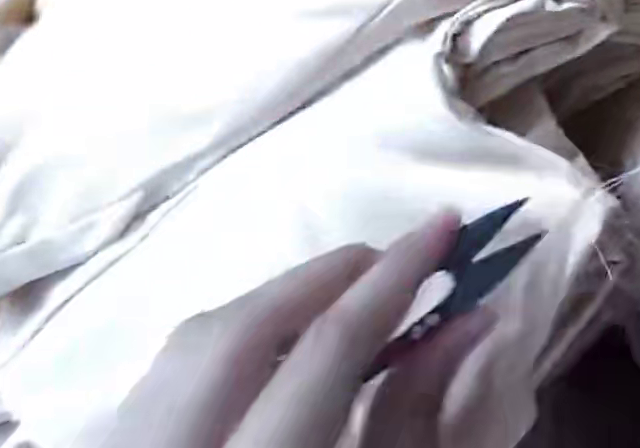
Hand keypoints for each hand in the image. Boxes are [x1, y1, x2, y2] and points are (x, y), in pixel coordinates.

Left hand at [100, 212, 494, 447]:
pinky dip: (238, 339)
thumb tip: (472, 318)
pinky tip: (281, 352)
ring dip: (284, 299)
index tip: (446, 221)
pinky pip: (168, 375)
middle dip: (332, 273)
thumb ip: (419, 418)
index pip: (327, 351)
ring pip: (193, 341)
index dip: (396, 273)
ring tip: (348, 297)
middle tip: (398, 260)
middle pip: (241, 331)